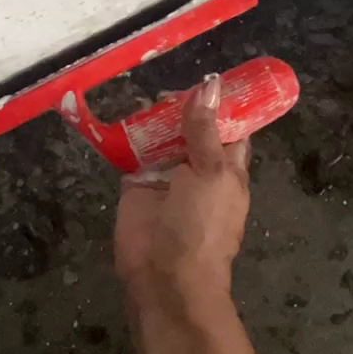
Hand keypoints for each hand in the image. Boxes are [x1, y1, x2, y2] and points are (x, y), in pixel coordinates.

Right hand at [115, 72, 252, 312]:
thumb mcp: (211, 172)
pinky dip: (126, 132)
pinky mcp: (136, 182)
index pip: (230, 128)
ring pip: (160, 135)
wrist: (166, 277)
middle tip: (168, 84)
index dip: (223, 103)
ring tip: (146, 96)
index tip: (212, 76)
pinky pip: (131, 150)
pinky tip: (122, 112)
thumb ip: (204, 129)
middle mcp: (197, 167)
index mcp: (227, 167)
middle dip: (182, 105)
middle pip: (191, 126)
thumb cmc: (202, 225)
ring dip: (154, 115)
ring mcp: (165, 174)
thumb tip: (209, 85)